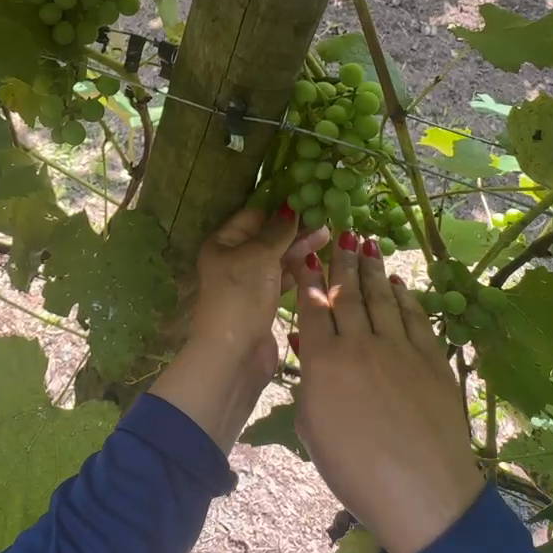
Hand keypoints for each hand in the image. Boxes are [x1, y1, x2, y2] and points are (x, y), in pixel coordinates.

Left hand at [151, 206, 323, 451]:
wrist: (235, 353)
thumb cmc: (241, 296)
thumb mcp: (259, 256)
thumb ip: (277, 231)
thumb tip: (290, 208)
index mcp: (223, 242)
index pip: (253, 216)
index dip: (278, 208)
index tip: (308, 199)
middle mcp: (233, 259)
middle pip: (266, 236)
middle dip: (294, 228)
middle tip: (326, 219)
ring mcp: (248, 282)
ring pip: (277, 257)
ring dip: (300, 248)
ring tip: (329, 236)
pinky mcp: (263, 302)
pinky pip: (282, 278)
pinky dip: (298, 269)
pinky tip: (319, 262)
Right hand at [287, 231, 484, 552]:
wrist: (423, 496)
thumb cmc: (354, 469)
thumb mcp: (311, 427)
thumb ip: (307, 382)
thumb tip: (307, 347)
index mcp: (323, 361)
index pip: (312, 308)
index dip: (306, 279)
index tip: (303, 255)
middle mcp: (359, 345)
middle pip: (347, 294)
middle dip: (341, 262)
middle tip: (340, 234)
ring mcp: (399, 350)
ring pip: (380, 299)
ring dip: (371, 270)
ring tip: (366, 244)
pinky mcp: (432, 362)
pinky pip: (415, 319)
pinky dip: (404, 298)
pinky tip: (398, 283)